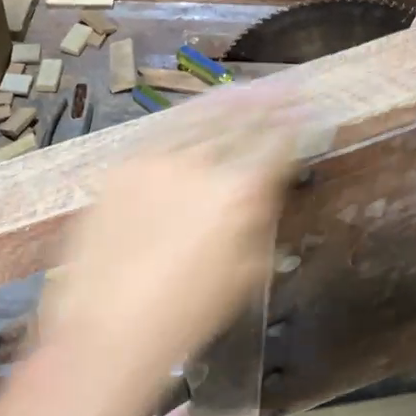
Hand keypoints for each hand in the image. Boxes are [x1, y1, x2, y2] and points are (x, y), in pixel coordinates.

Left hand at [43, 89, 300, 409]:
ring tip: (246, 89)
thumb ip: (258, 222)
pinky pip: (161, 132)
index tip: (307, 106)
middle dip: (267, 101)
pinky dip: (185, 118)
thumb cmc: (187, 316)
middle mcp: (200, 165)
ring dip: (228, 101)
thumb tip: (263, 191)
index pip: (275, 142)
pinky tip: (196, 112)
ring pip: (198, 118)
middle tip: (286, 87)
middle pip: (240, 120)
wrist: (107, 328)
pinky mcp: (122, 165)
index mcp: (239, 193)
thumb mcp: (246, 274)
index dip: (296, 120)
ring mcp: (156, 160)